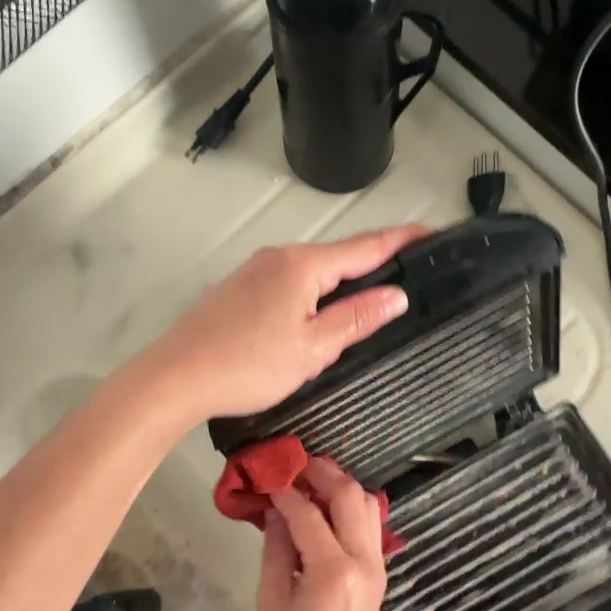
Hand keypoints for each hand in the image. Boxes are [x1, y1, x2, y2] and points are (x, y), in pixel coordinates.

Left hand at [146, 225, 425, 419]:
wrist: (176, 377)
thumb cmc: (249, 365)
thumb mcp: (313, 348)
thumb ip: (356, 318)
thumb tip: (397, 295)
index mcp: (303, 265)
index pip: (366, 246)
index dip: (403, 239)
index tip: (433, 233)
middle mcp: (279, 256)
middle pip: (339, 257)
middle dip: (373, 265)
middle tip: (409, 280)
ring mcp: (255, 270)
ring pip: (313, 272)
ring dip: (342, 284)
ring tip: (369, 305)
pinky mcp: (239, 289)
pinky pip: (290, 283)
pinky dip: (314, 294)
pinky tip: (318, 318)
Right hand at [255, 459, 388, 610]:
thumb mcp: (271, 601)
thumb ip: (275, 549)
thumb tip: (275, 510)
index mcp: (332, 572)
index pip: (308, 515)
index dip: (285, 492)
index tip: (266, 477)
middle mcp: (363, 561)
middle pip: (351, 496)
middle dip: (323, 473)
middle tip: (294, 464)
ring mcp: (377, 565)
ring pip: (368, 505)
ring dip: (341, 487)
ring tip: (310, 483)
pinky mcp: (379, 572)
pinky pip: (370, 525)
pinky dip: (350, 508)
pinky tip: (325, 510)